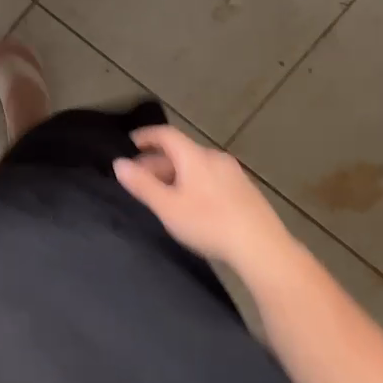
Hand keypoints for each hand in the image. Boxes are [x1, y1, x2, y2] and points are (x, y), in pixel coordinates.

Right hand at [113, 126, 294, 267]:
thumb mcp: (167, 206)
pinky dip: (193, 182)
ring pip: (196, 165)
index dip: (145, 136)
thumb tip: (119, 163)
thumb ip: (141, 184)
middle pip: (180, 151)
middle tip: (139, 179)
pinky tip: (190, 205)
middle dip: (157, 161)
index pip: (165, 134)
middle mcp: (215, 158)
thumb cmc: (209, 224)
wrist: (263, 248)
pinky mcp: (245, 190)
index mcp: (195, 157)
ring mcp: (233, 173)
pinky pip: (210, 176)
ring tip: (162, 194)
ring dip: (175, 174)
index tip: (129, 144)